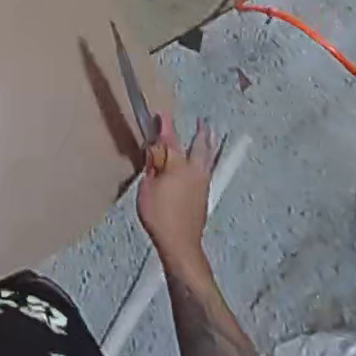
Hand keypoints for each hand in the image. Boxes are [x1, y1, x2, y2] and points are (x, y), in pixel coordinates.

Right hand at [137, 117, 218, 268]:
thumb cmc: (159, 214)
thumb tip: (155, 154)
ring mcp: (203, 184)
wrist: (180, 241)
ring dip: (207, 146)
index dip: (165, 126)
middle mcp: (195, 172)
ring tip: (208, 137)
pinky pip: (206, 171)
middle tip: (203, 122)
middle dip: (201, 133)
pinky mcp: (204, 196)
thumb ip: (152, 167)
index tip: (162, 113)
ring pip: (207, 159)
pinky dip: (205, 161)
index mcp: (179, 166)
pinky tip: (202, 164)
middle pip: (201, 147)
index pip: (170, 140)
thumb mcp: (147, 186)